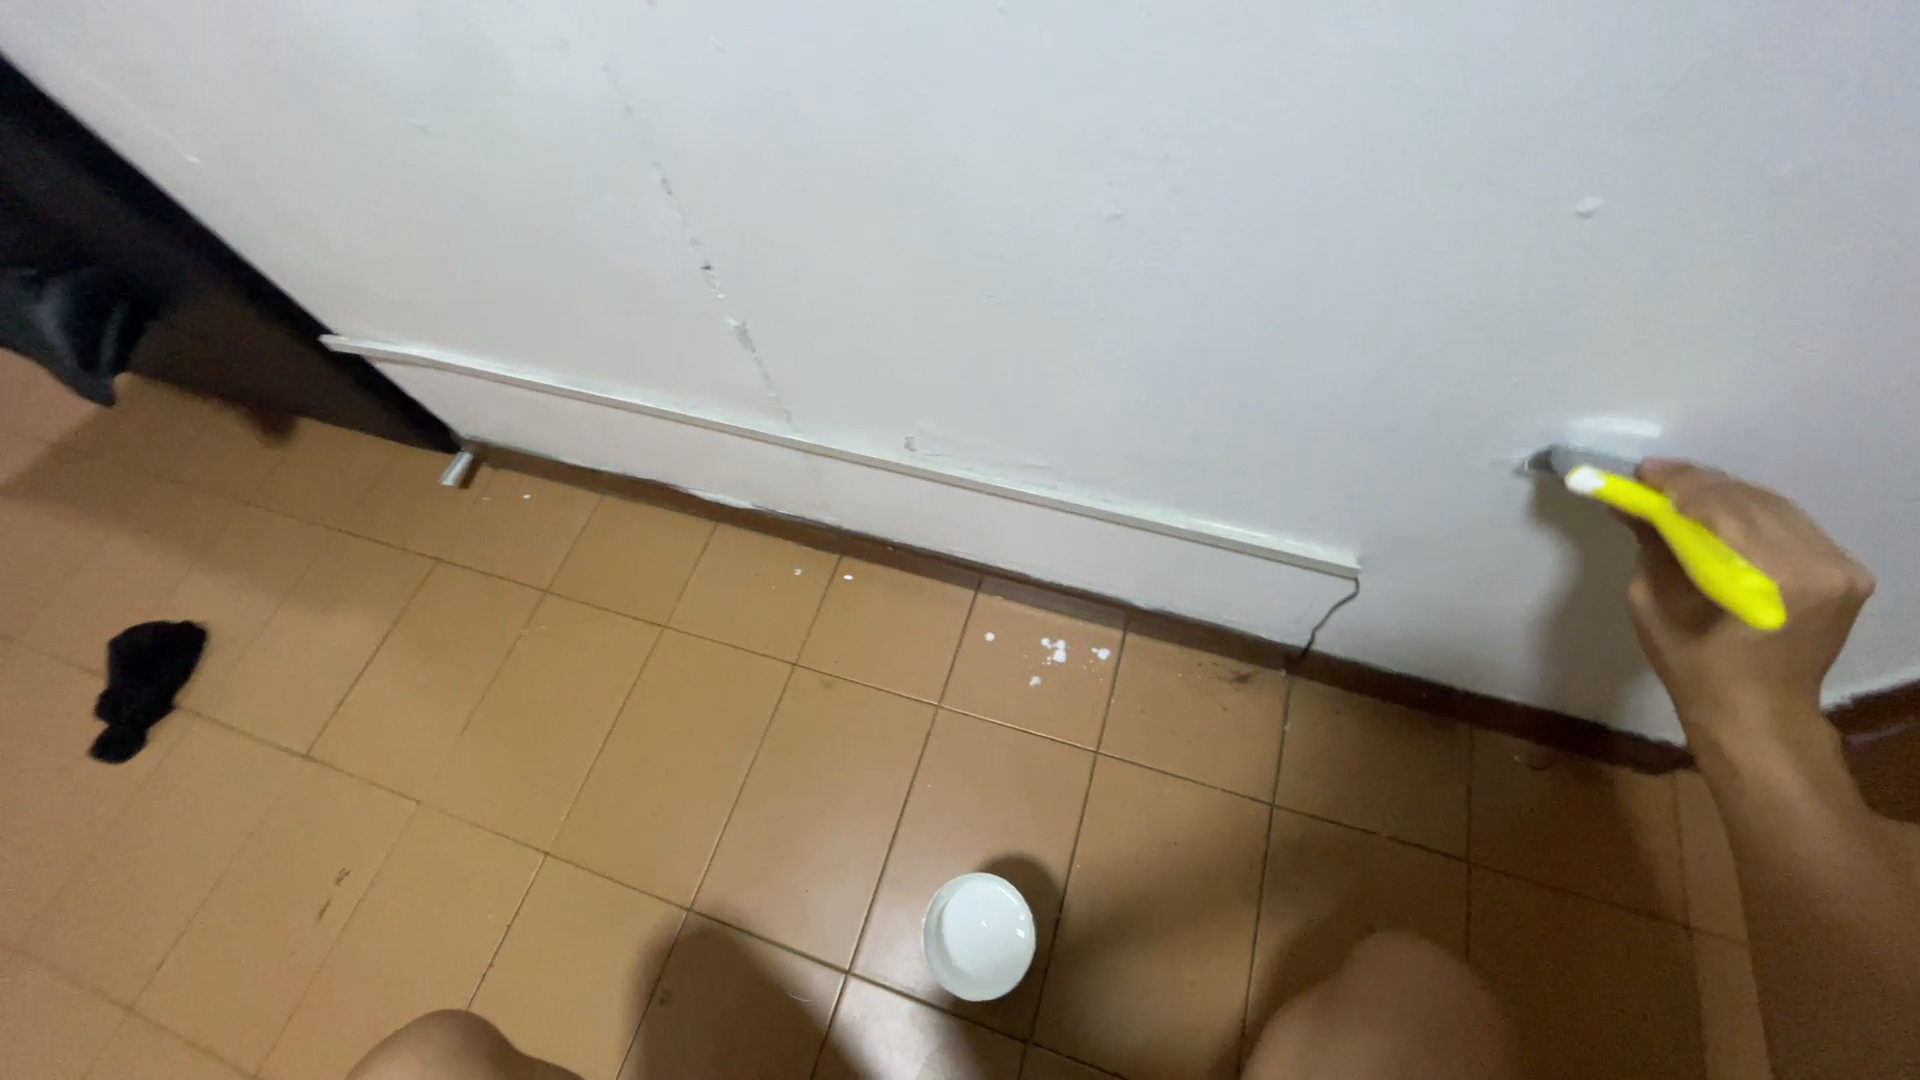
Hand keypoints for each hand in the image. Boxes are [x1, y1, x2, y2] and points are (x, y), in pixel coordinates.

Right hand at [1625, 460, 1873, 738]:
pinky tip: (1719, 510)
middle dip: (1699, 484)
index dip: (1679, 485)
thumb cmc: (1692, 663)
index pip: (1723, 510)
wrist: (1757, 708)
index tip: (1642, 471)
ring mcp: (1843, 568)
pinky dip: (1751, 512)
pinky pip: (1793, 525)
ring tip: (1680, 487)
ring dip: (1724, 493)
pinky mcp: (1848, 572)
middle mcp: (1821, 566)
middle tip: (1653, 474)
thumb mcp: (1654, 602)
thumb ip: (1655, 547)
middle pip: (1752, 502)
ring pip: (1775, 507)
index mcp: (1773, 580)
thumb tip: (1633, 506)